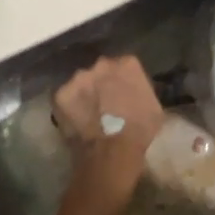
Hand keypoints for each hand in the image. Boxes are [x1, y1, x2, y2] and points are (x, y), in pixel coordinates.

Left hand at [52, 56, 165, 201]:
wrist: (112, 151)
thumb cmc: (140, 130)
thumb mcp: (154, 105)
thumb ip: (142, 90)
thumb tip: (134, 92)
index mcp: (128, 64)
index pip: (126, 65)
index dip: (124, 80)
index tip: (124, 93)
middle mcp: (102, 64)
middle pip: (102, 69)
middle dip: (103, 82)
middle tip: (106, 101)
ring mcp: (79, 78)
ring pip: (82, 82)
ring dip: (85, 92)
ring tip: (89, 111)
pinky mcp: (61, 93)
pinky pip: (66, 96)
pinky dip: (70, 106)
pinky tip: (76, 119)